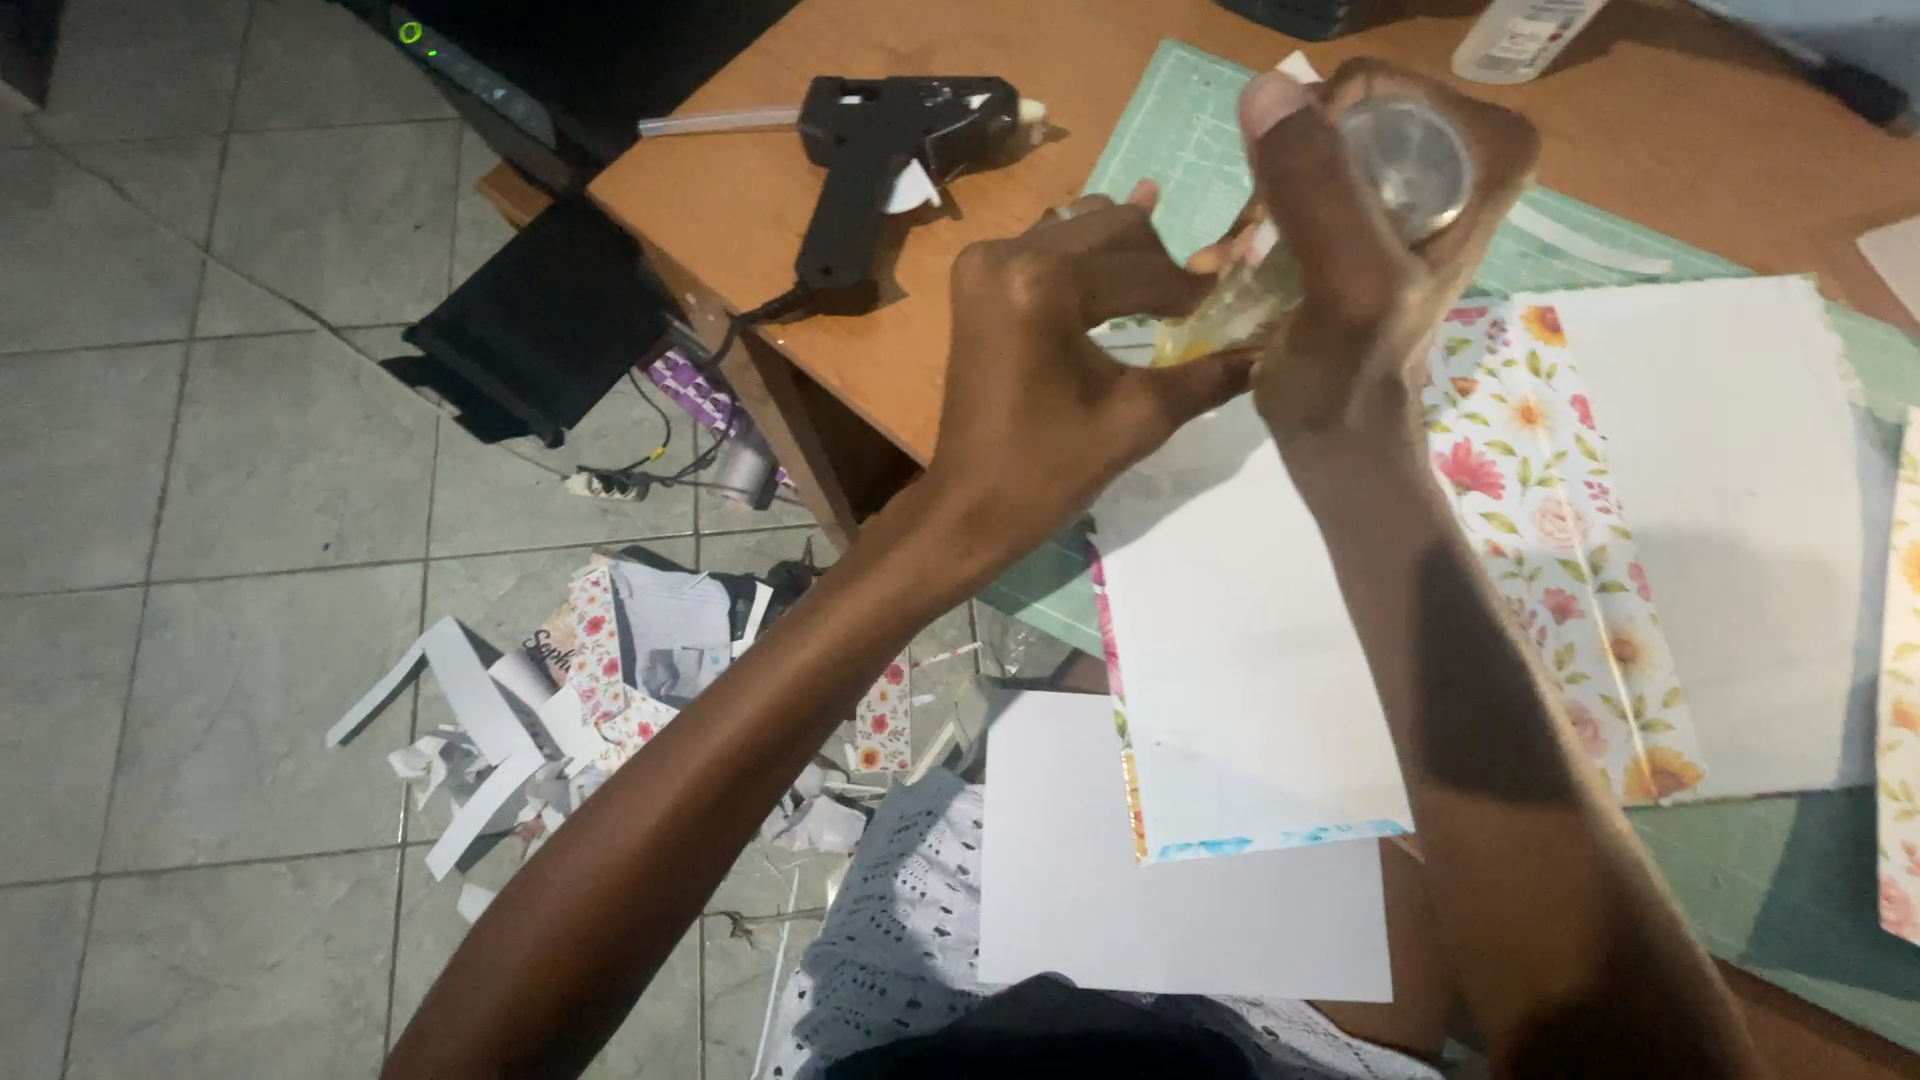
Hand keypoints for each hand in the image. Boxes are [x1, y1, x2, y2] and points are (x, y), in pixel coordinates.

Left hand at [922, 181, 1253, 562]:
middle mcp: (1005, 253)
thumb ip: (1207, 374)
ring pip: (1082, 231)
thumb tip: (1269, 346)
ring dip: (1128, 259)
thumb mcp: (1137, 420)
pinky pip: (1048, 249)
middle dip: (1163, 267)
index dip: (1196, 292)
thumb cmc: (1048, 471)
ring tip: (1165, 298)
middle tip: (1199, 309)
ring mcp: (983, 263)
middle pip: (1115, 230)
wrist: (969, 505)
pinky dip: (1087, 263)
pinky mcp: (976, 281)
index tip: (1237, 310)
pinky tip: (1122, 273)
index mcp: (1041, 282)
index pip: (1144, 269)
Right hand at [1233, 60, 1537, 453]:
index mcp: (1485, 153)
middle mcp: (1456, 155)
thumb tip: (1263, 88)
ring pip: (1307, 153)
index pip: (1369, 91)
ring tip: (1235, 263)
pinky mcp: (1366, 219)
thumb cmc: (1349, 376)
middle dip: (1275, 181)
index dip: (1304, 145)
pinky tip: (1231, 263)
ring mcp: (1408, 187)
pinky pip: (1299, 186)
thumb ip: (1318, 191)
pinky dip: (1256, 224)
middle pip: (1335, 121)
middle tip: (1251, 249)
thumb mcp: (1347, 284)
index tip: (1272, 220)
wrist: (1338, 436)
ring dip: (1257, 209)